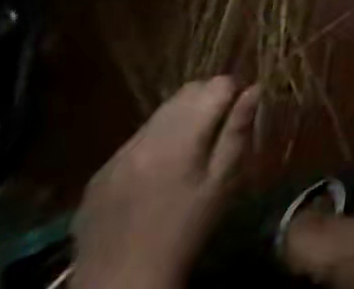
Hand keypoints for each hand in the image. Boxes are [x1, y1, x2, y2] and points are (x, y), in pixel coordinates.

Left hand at [72, 77, 259, 288]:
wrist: (120, 283)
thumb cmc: (184, 232)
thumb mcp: (221, 184)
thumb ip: (237, 132)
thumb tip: (254, 89)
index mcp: (179, 138)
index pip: (216, 86)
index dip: (234, 93)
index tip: (239, 115)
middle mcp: (145, 137)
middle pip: (186, 92)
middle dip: (209, 100)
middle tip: (219, 131)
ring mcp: (117, 155)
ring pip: (160, 113)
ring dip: (181, 119)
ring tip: (190, 152)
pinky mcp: (99, 173)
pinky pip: (136, 140)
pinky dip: (155, 142)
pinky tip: (158, 175)